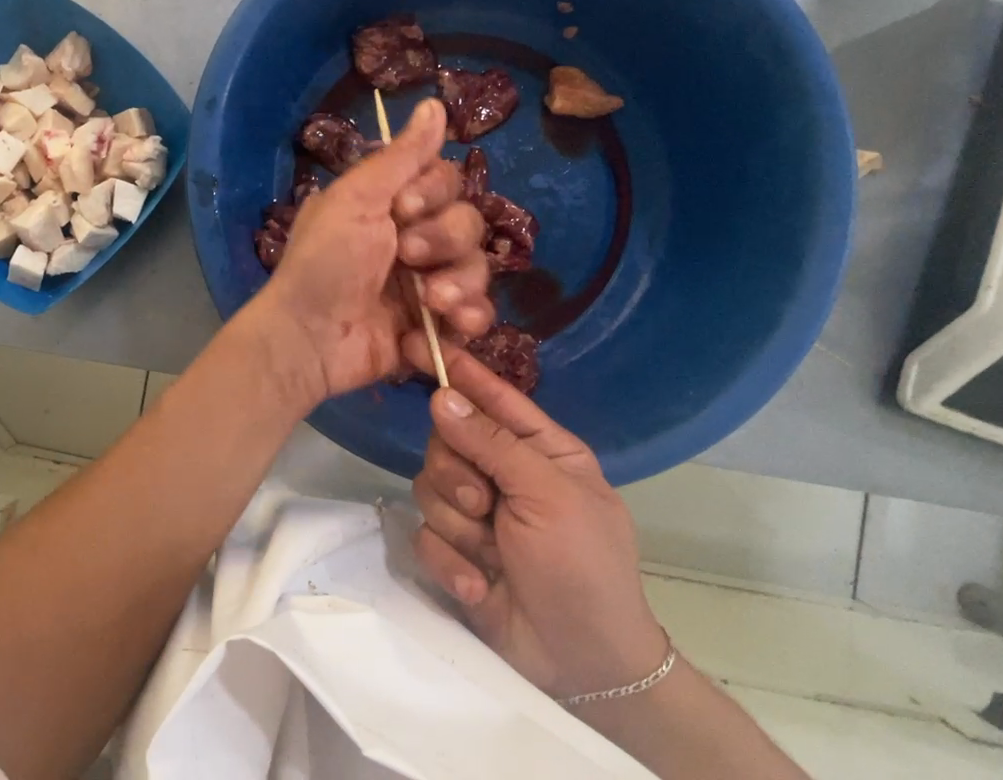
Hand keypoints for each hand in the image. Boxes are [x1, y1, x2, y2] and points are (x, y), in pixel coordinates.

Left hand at [262, 98, 494, 401]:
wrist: (308, 337)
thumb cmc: (322, 263)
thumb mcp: (353, 201)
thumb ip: (399, 157)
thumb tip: (434, 103)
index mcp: (393, 206)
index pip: (448, 182)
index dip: (435, 194)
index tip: (405, 208)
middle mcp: (415, 240)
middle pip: (469, 224)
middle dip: (445, 241)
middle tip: (407, 257)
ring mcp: (428, 284)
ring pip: (478, 270)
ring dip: (460, 285)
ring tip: (430, 303)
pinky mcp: (435, 328)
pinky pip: (475, 317)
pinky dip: (464, 325)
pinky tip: (438, 332)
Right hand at [406, 344, 668, 700]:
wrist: (582, 661)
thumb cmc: (584, 566)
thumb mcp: (549, 495)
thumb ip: (492, 444)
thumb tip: (441, 396)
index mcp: (540, 450)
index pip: (491, 397)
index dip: (456, 371)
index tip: (418, 342)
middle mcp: (503, 474)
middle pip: (445, 442)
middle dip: (458, 475)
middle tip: (484, 505)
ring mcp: (476, 515)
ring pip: (429, 487)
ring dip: (458, 526)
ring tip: (492, 555)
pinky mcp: (453, 551)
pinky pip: (425, 536)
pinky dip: (452, 563)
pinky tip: (482, 586)